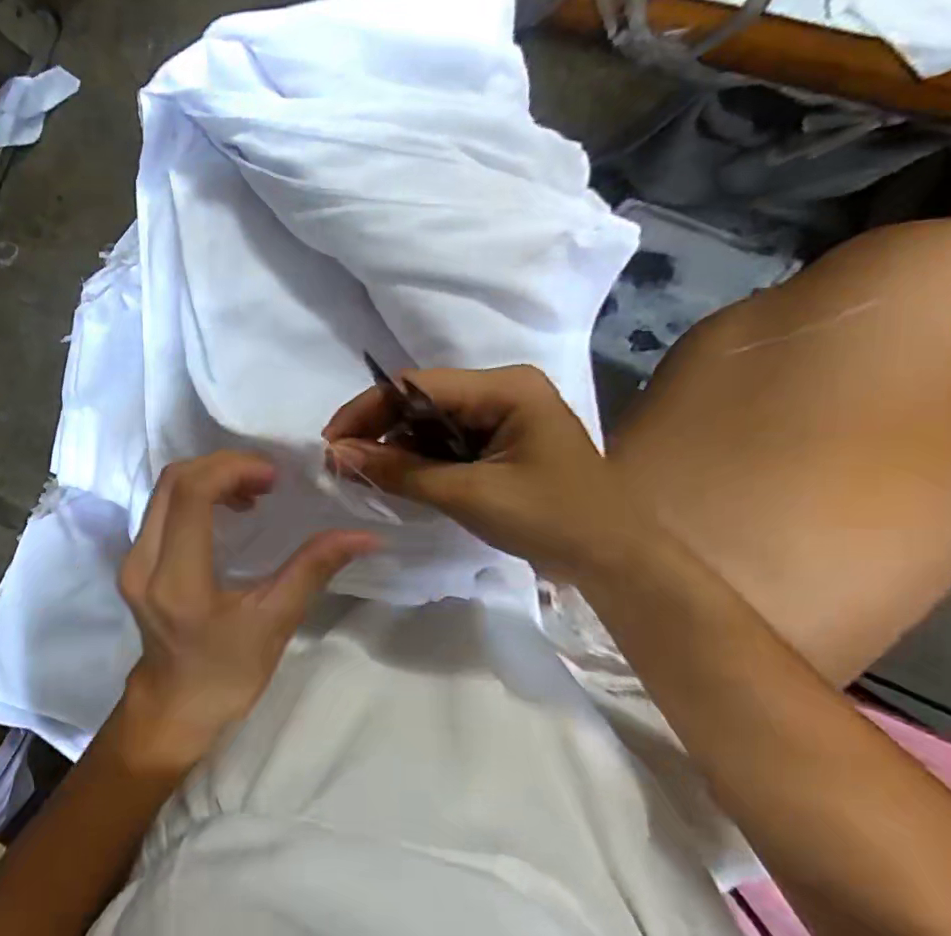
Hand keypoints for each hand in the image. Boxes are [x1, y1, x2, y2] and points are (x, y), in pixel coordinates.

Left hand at [115, 451, 376, 770]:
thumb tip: (363, 534)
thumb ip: (312, 569)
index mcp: (177, 581)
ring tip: (254, 490)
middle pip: (174, 481)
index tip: (272, 476)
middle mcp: (142, 562)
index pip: (191, 495)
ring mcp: (131, 558)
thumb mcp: (275, 622)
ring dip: (209, 476)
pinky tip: (230, 506)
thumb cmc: (228, 674)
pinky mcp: (133, 558)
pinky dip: (196, 492)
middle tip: (268, 478)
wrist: (175, 704)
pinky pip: (161, 506)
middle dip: (223, 466)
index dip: (231, 469)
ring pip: (164, 489)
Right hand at [322, 364, 660, 584]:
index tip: (331, 442)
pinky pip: (444, 440)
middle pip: (419, 400)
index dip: (367, 410)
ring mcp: (501, 414)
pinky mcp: (499, 439)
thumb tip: (336, 455)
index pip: (416, 386)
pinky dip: (416, 458)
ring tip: (358, 472)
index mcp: (506, 387)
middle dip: (377, 429)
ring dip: (393, 446)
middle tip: (339, 462)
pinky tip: (392, 477)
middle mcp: (501, 389)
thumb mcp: (469, 495)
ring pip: (427, 421)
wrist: (619, 563)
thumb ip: (400, 472)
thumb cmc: (553, 520)